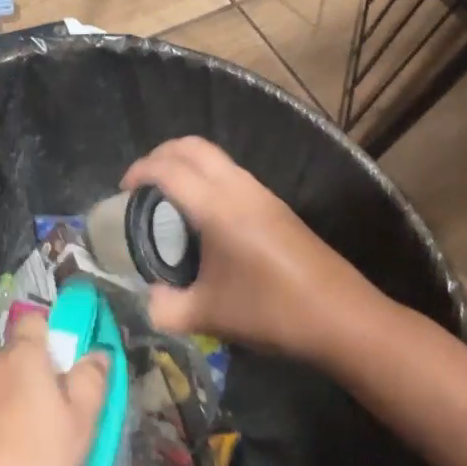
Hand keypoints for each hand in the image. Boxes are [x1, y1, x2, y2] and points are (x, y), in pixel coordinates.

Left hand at [0, 312, 109, 465]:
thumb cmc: (37, 457)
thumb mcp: (81, 420)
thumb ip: (91, 380)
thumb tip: (97, 352)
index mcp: (22, 354)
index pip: (36, 320)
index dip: (59, 334)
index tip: (80, 363)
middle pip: (30, 361)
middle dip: (56, 386)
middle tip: (81, 420)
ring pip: (22, 397)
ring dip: (44, 419)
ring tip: (67, 460)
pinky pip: (8, 422)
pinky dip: (26, 440)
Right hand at [121, 136, 389, 362]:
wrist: (345, 319)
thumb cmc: (272, 312)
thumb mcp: (209, 316)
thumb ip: (168, 307)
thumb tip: (145, 303)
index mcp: (216, 207)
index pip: (167, 168)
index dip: (138, 172)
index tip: (121, 192)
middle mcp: (238, 188)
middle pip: (191, 146)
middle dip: (159, 155)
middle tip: (141, 184)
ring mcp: (261, 194)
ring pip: (214, 156)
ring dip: (185, 163)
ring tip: (168, 197)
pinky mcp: (276, 206)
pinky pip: (230, 173)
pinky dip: (206, 177)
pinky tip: (202, 215)